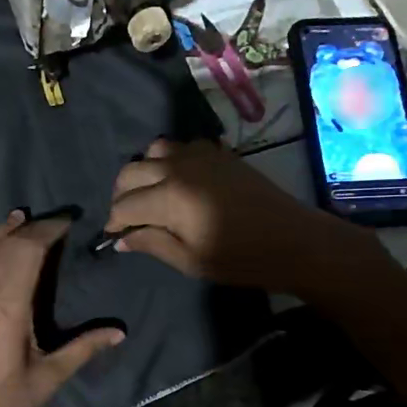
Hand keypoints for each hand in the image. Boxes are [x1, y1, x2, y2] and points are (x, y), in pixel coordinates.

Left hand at [0, 212, 124, 406]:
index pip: (28, 251)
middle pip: (3, 246)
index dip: (47, 230)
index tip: (66, 222)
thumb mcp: (47, 379)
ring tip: (16, 219)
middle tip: (50, 222)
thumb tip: (119, 332)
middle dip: (28, 228)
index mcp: (7, 307)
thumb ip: (82, 349)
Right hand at [103, 138, 392, 297]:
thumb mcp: (190, 260)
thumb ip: (151, 243)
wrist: (292, 239)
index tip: (114, 235)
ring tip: (150, 195)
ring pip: (153, 152)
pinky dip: (170, 160)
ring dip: (143, 172)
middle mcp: (177, 168)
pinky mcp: (217, 151)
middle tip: (127, 218)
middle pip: (130, 172)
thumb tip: (121, 238)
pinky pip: (181, 146)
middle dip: (121, 195)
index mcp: (168, 197)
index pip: (123, 205)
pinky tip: (179, 180)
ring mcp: (199, 154)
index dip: (114, 222)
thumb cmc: (240, 258)